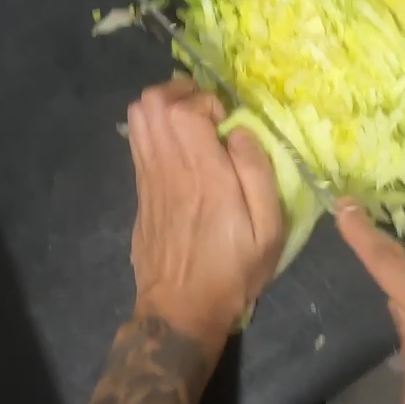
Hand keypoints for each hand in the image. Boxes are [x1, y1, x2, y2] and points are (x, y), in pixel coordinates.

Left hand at [126, 76, 283, 345]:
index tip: (226, 120)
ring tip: (191, 117)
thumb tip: (240, 131)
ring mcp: (148, 178)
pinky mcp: (139, 190)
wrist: (181, 312)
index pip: (184, 110)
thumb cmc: (232, 270)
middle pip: (152, 102)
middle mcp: (169, 168)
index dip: (206, 101)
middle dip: (181, 91)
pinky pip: (137, 139)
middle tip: (207, 108)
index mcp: (203, 174)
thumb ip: (257, 172)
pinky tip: (178, 141)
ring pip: (138, 116)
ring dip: (164, 104)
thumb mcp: (267, 229)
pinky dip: (154, 125)